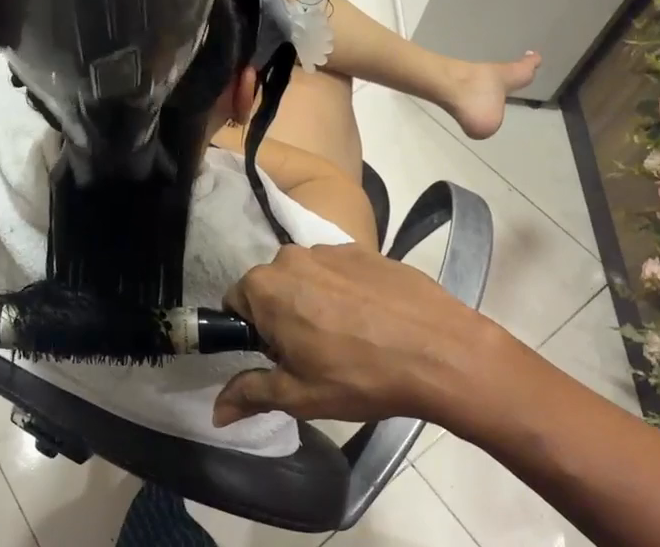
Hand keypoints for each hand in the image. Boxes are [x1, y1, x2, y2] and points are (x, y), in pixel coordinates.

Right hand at [214, 243, 506, 428]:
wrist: (443, 353)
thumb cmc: (361, 376)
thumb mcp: (300, 396)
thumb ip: (251, 394)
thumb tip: (216, 410)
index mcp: (264, 287)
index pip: (236, 305)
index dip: (255, 334)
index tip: (283, 357)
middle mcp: (290, 257)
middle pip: (272, 288)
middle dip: (284, 316)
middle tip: (316, 354)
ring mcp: (331, 249)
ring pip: (308, 278)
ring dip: (316, 302)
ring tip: (351, 338)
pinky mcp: (366, 250)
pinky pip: (342, 272)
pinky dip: (349, 292)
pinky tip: (376, 322)